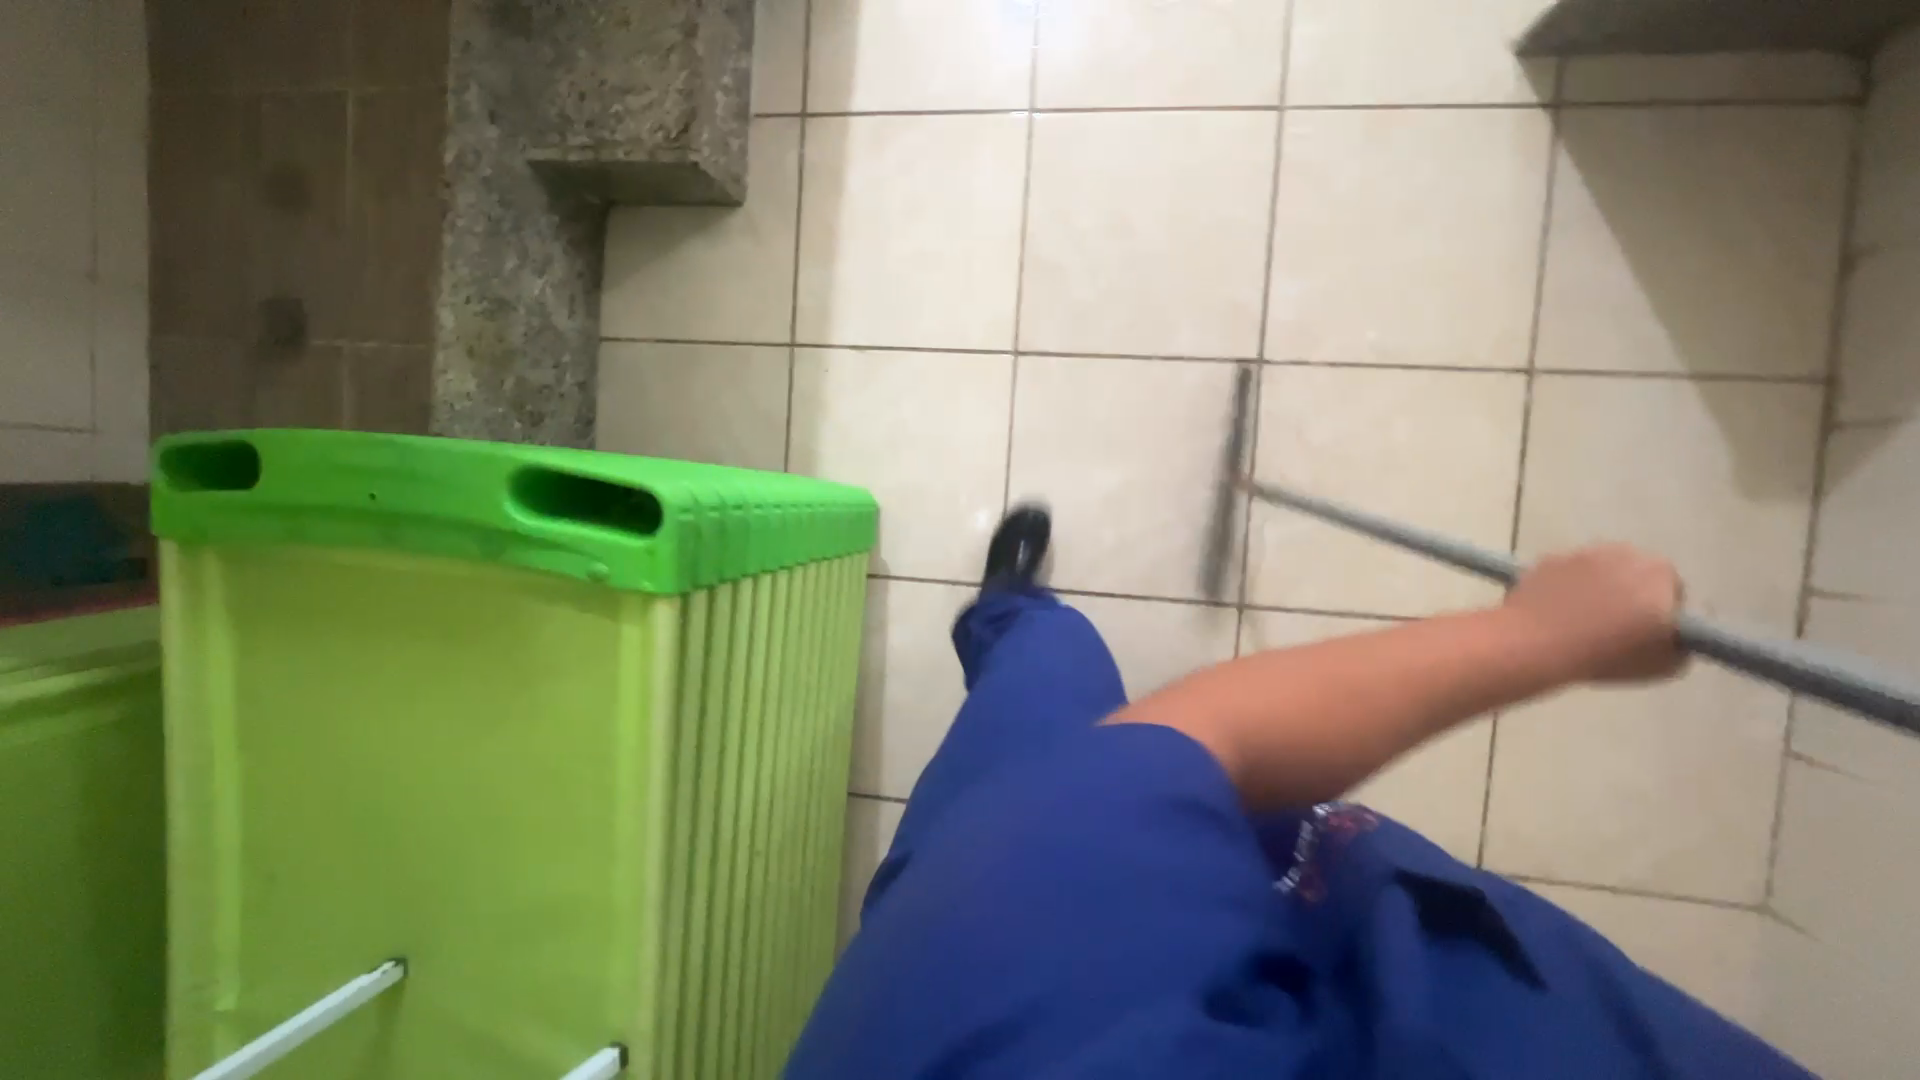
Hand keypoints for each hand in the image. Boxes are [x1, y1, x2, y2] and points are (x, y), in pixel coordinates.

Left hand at [1505, 545, 1685, 683]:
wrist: (1535, 641)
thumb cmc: (1606, 653)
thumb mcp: (1667, 663)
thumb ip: (1679, 642)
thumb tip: (1671, 635)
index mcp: (1659, 571)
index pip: (1672, 590)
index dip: (1662, 613)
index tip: (1645, 634)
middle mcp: (1621, 552)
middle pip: (1633, 574)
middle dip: (1628, 595)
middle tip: (1613, 627)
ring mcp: (1578, 553)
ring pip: (1596, 572)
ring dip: (1594, 589)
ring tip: (1580, 622)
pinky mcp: (1543, 561)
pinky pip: (1563, 575)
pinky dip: (1562, 588)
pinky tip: (1554, 612)